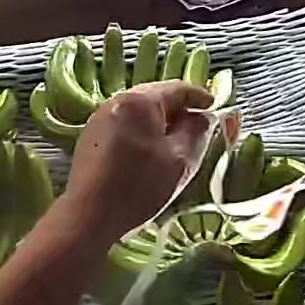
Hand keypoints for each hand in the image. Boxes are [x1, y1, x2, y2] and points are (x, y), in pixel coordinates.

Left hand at [54, 80, 211, 243]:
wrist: (89, 215)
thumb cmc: (139, 186)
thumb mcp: (181, 159)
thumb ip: (197, 131)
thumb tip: (203, 117)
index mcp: (140, 102)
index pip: (179, 88)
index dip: (201, 96)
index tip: (215, 106)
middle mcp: (118, 102)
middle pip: (157, 97)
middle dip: (181, 110)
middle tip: (199, 127)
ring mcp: (101, 118)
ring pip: (141, 112)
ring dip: (162, 122)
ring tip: (177, 143)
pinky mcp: (92, 137)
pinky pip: (126, 124)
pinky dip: (144, 131)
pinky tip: (151, 153)